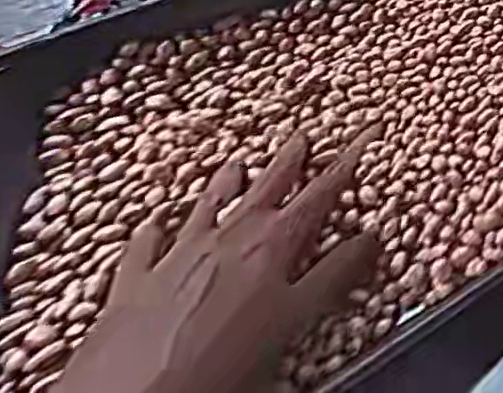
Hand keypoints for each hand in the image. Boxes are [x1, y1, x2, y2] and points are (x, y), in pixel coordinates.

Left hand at [53, 131, 379, 392]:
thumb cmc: (219, 366)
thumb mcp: (293, 319)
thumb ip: (334, 272)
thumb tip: (371, 235)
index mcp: (273, 242)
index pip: (322, 190)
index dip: (349, 161)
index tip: (368, 135)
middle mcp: (230, 237)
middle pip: (267, 186)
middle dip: (289, 160)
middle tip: (303, 136)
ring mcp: (177, 257)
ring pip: (209, 206)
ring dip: (226, 183)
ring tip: (237, 163)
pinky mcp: (131, 286)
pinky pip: (144, 247)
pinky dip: (152, 230)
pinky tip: (154, 220)